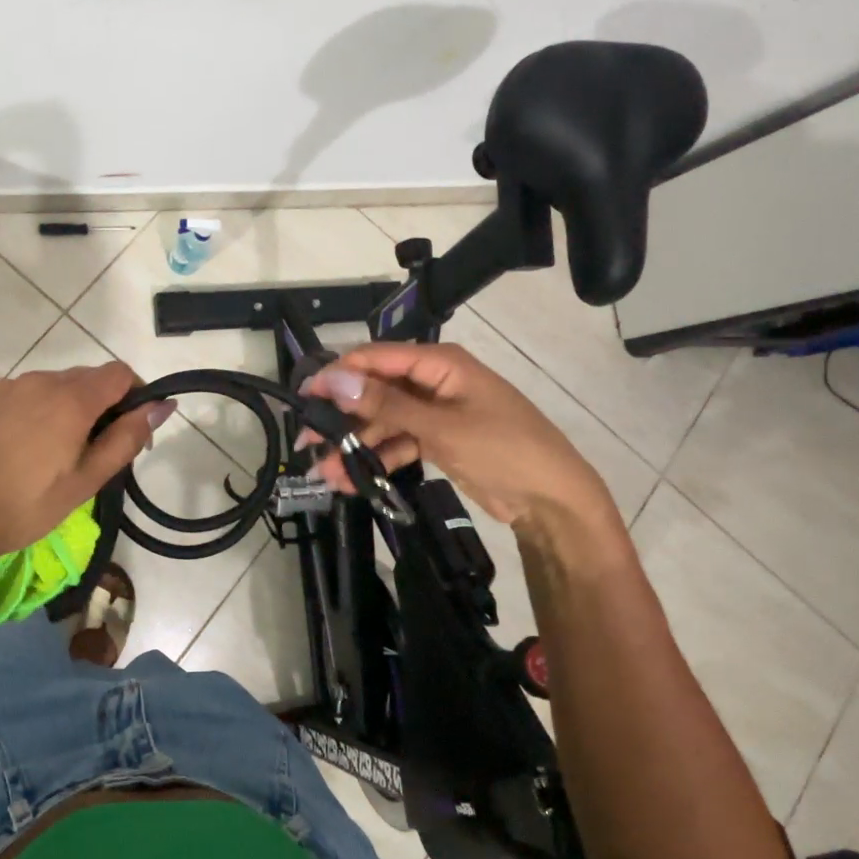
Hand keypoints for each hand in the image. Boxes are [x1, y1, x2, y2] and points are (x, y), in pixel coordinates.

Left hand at [0, 362, 174, 579]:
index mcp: (71, 399)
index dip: (136, 395)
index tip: (132, 432)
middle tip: (95, 454)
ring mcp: (6, 386)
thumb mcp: (86, 481)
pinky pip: (22, 395)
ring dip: (66, 409)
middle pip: (86, 379)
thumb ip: (126, 438)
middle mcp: (40, 380)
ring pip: (53, 387)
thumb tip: (163, 405)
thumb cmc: (26, 507)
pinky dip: (34, 411)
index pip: (119, 373)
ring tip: (54, 455)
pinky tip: (20, 449)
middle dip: (102, 407)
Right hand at [301, 342, 612, 524]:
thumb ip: (387, 405)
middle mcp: (434, 381)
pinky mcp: (437, 441)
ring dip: (355, 445)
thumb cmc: (504, 450)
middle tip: (306, 440)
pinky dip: (376, 459)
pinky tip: (350, 481)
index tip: (305, 396)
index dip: (339, 373)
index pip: (377, 358)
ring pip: (382, 422)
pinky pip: (397, 443)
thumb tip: (335, 380)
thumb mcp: (442, 427)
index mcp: (440, 363)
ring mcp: (435, 413)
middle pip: (375, 391)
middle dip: (341, 416)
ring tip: (324, 472)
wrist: (553, 501)